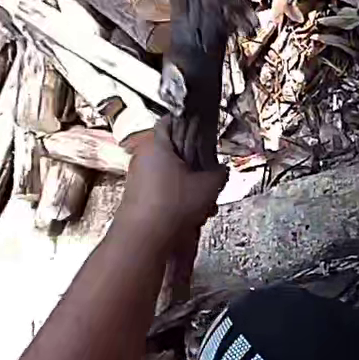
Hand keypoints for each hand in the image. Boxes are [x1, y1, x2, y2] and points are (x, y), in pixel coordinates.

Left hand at [114, 120, 226, 246]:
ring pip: (169, 173)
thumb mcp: (209, 186)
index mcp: (157, 144)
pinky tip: (191, 214)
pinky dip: (176, 198)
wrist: (143, 239)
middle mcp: (142, 157)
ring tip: (203, 202)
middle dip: (194, 165)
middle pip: (173, 151)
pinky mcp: (136, 197)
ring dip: (188, 184)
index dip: (190, 124)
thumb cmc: (171, 206)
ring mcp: (137, 178)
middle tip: (208, 176)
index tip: (203, 133)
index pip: (171, 121)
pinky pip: (161, 190)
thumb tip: (221, 170)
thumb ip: (219, 172)